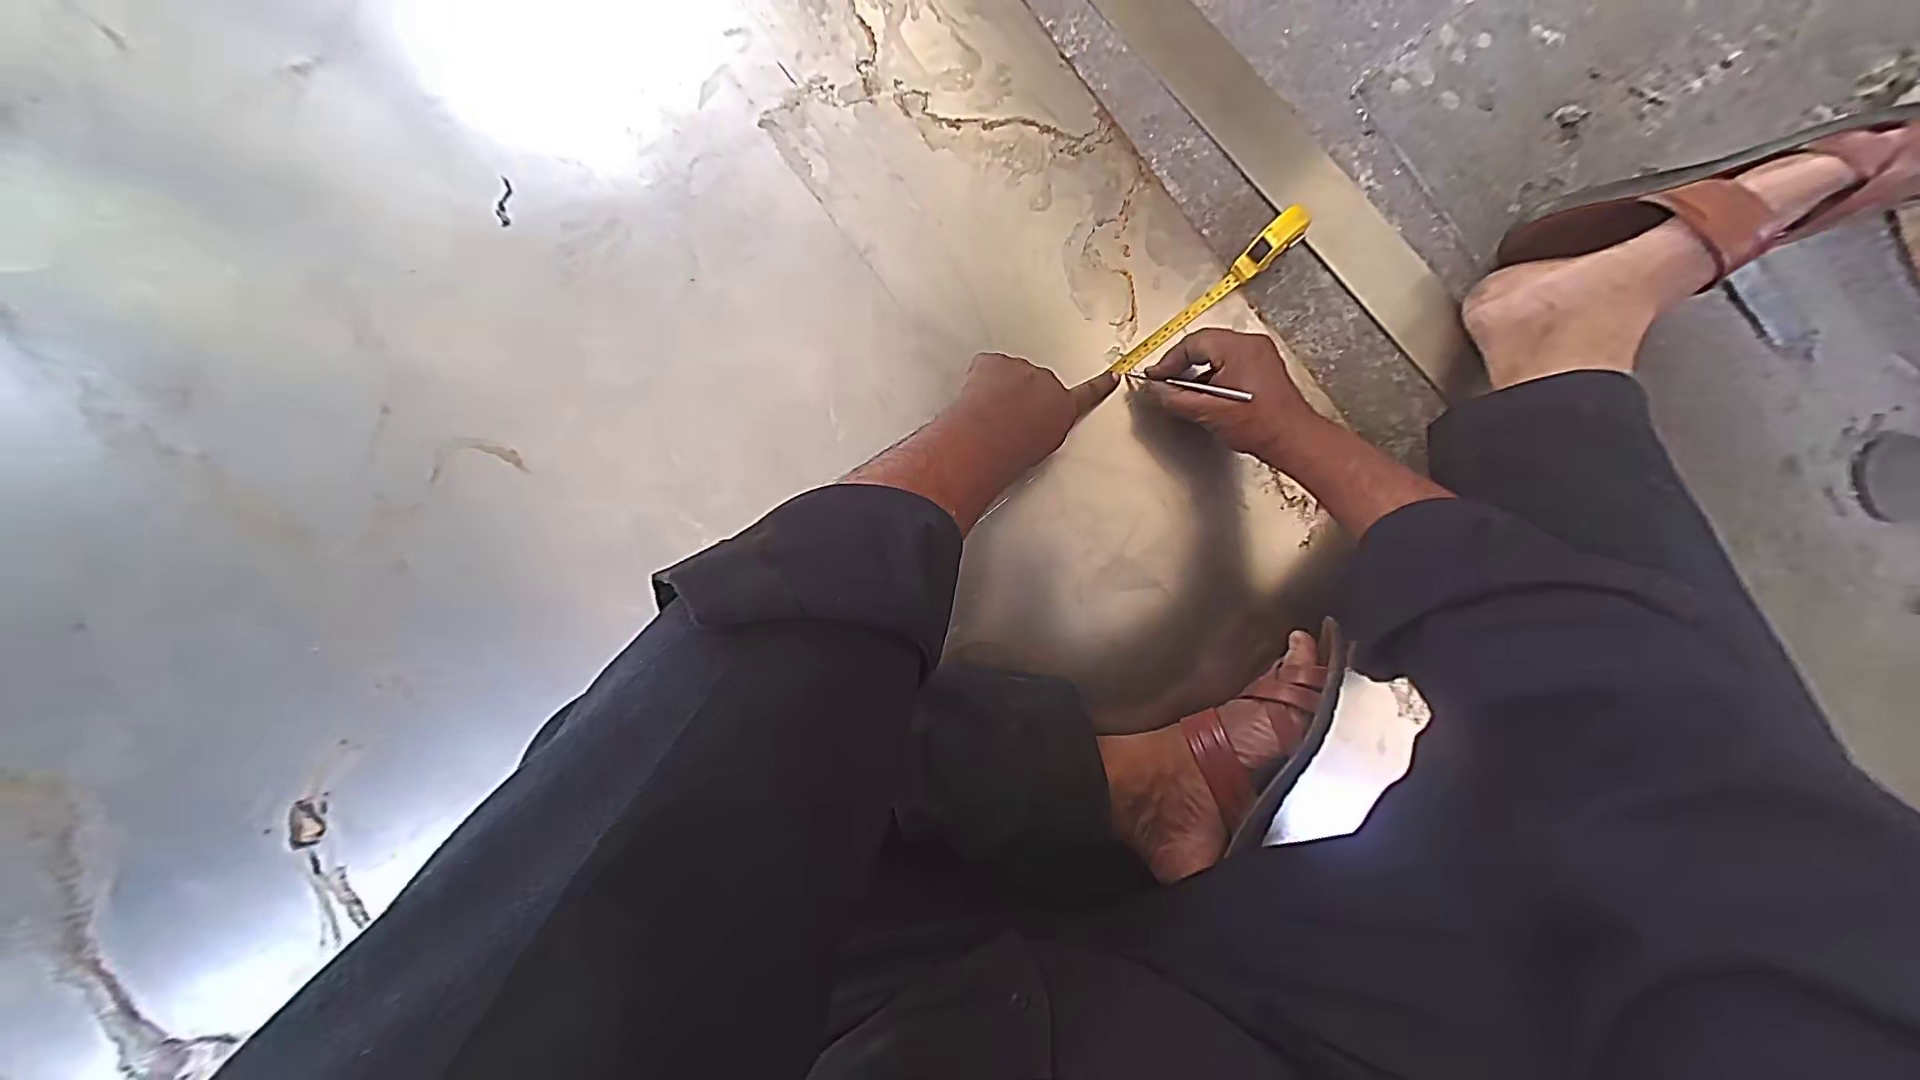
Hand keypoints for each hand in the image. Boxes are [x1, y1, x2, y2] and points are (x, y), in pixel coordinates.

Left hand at [940, 352, 1117, 471]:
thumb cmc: (1014, 450)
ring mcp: (1020, 368)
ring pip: (1009, 374)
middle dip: (1022, 396)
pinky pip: (986, 367)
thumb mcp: (1045, 444)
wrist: (989, 439)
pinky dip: (979, 381)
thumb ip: (1048, 427)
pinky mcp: (994, 361)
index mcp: (1064, 405)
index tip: (1111, 377)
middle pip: (1036, 383)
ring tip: (990, 416)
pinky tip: (977, 402)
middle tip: (1006, 420)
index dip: (1099, 386)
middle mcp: (1046, 381)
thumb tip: (1037, 428)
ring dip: (1000, 390)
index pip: (1087, 394)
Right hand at [1139, 329, 1324, 458]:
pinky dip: (1211, 374)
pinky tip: (1203, 393)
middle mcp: (1251, 344)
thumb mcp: (1208, 412)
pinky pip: (1228, 361)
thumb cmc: (1260, 425)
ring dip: (1195, 369)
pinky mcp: (1261, 366)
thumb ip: (1176, 398)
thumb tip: (1157, 389)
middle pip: (1204, 344)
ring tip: (1181, 390)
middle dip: (1180, 363)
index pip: (1192, 343)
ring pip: (1215, 352)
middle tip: (1163, 380)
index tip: (1155, 376)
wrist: (1290, 438)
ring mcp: (1259, 353)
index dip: (1168, 361)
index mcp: (1238, 348)